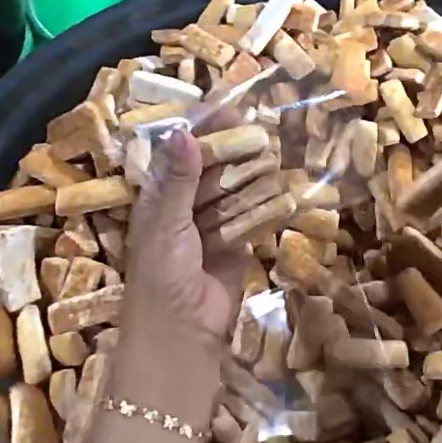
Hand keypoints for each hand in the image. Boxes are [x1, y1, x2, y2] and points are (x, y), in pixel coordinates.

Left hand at [116, 127, 246, 419]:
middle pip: (210, 168)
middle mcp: (185, 207)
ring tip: (273, 148)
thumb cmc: (162, 276)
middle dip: (231, 148)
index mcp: (159, 199)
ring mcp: (212, 226)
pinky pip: (252, 216)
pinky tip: (282, 185)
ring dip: (251, 172)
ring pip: (233, 189)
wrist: (182, 333)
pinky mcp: (237, 244)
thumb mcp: (165, 223)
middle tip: (258, 126)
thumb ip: (178, 180)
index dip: (199, 131)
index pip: (179, 154)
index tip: (226, 109)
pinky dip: (264, 202)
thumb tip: (182, 130)